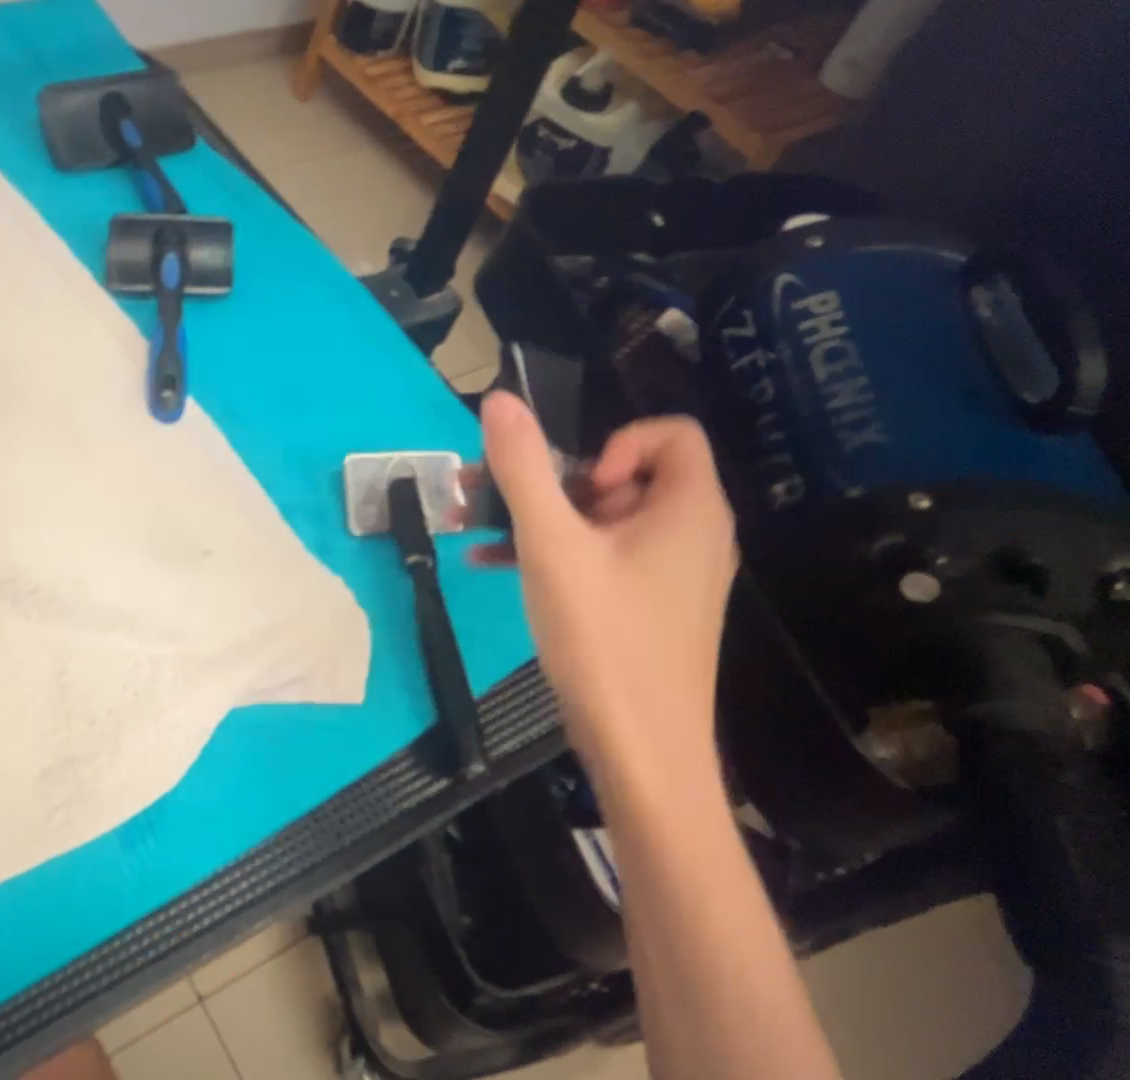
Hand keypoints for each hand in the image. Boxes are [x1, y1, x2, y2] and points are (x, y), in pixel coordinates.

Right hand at [475, 391, 737, 790]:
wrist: (641, 750)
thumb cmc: (603, 639)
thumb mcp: (551, 547)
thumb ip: (524, 470)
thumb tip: (498, 399)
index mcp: (690, 509)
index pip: (669, 433)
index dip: (613, 446)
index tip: (573, 490)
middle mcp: (693, 535)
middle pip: (627, 476)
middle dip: (553, 483)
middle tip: (495, 502)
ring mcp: (673, 576)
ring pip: (606, 522)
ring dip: (541, 519)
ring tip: (477, 531)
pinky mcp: (652, 610)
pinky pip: (604, 560)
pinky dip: (557, 555)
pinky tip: (494, 567)